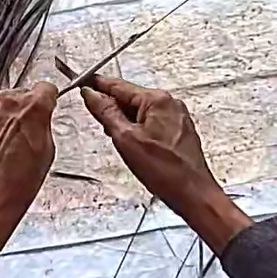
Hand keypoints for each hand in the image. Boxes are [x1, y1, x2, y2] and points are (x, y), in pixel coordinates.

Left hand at [0, 81, 58, 277]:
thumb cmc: (15, 183)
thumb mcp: (46, 153)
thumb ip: (43, 126)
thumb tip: (40, 121)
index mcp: (32, 106)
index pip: (45, 88)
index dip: (45, 100)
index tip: (44, 106)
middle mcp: (4, 102)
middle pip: (16, 97)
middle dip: (18, 113)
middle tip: (20, 138)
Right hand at [81, 75, 251, 251]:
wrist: (192, 193)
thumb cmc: (166, 170)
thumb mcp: (125, 139)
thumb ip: (105, 112)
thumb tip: (91, 95)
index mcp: (157, 100)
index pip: (119, 85)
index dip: (98, 85)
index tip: (84, 84)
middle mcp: (170, 103)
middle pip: (130, 98)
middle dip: (112, 108)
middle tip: (100, 123)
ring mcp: (176, 116)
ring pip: (140, 111)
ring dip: (125, 121)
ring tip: (121, 142)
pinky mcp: (178, 130)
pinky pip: (152, 121)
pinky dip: (138, 129)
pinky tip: (135, 147)